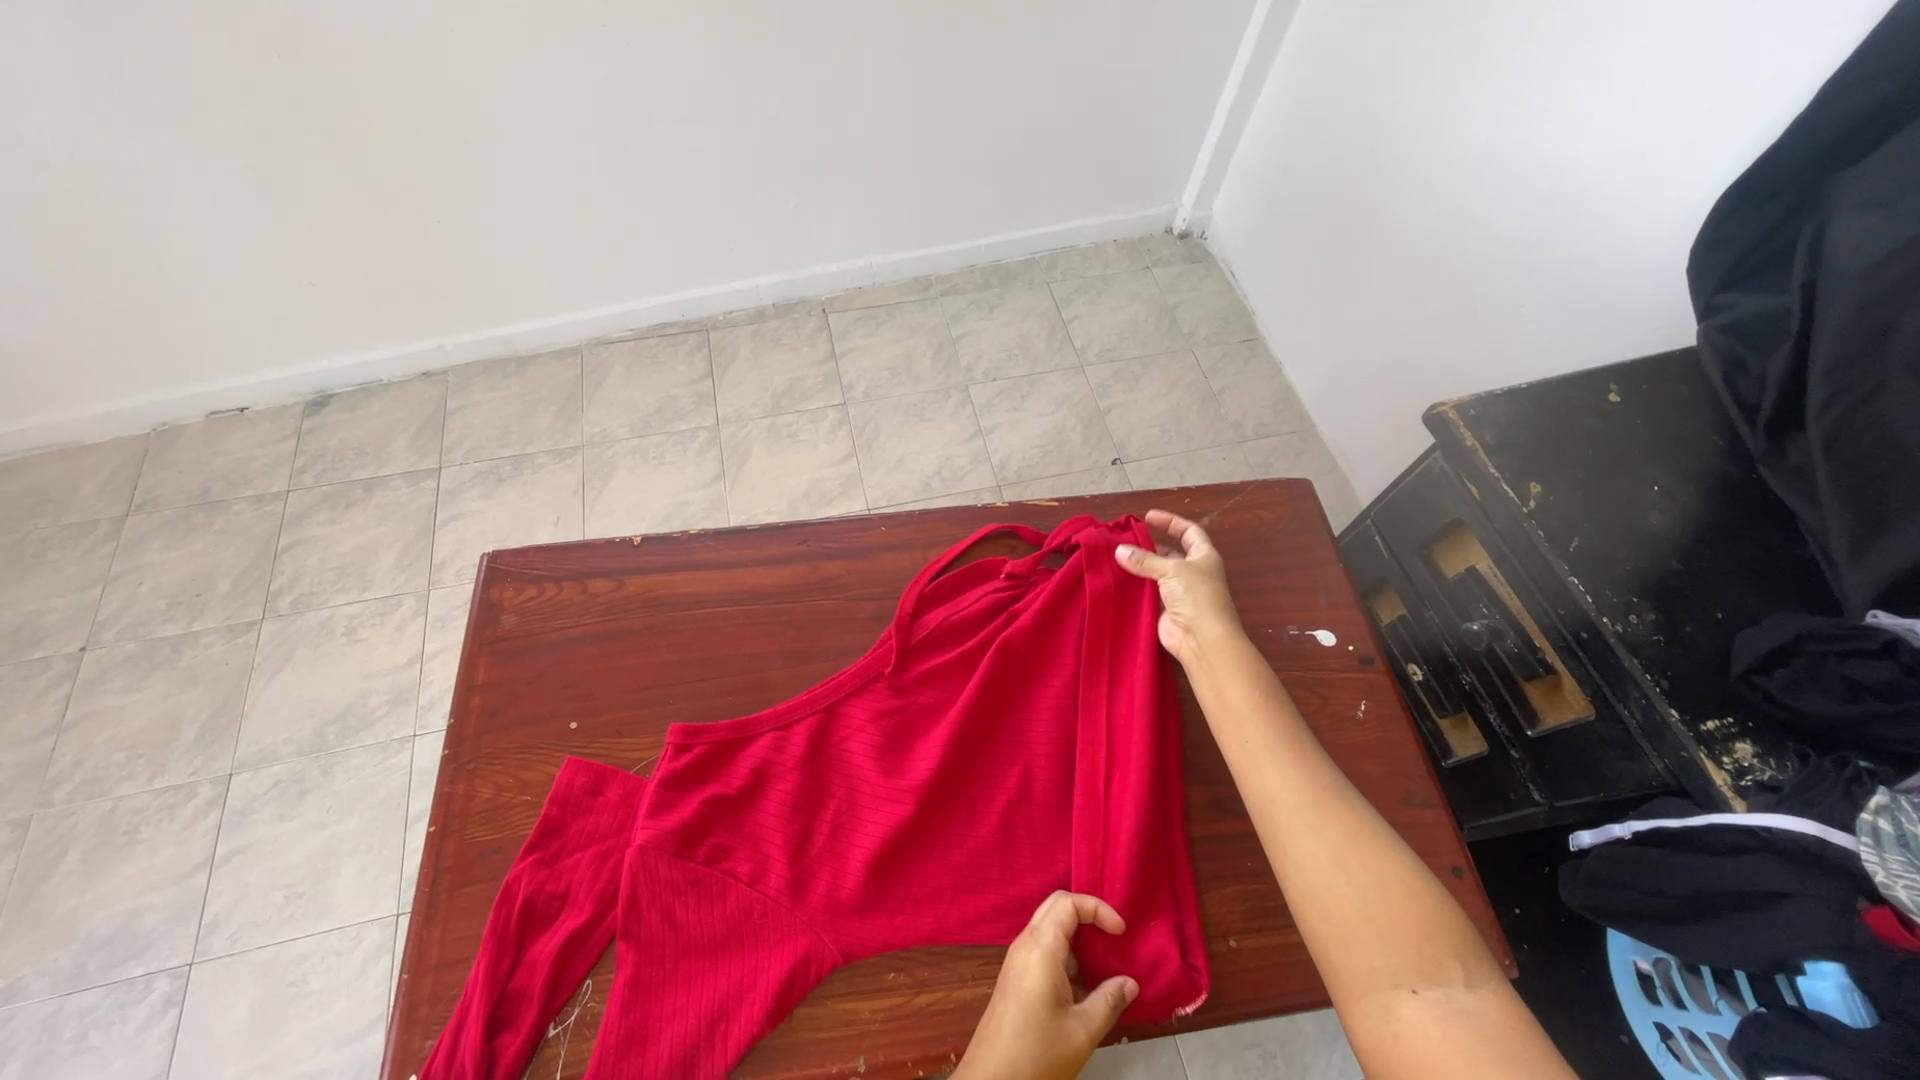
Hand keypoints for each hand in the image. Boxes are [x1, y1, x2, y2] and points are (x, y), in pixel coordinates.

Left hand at [951, 892, 1138, 1079]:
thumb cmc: (1037, 1052)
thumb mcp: (1082, 1030)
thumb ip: (1109, 1001)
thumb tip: (1130, 983)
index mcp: (1040, 947)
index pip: (1067, 903)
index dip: (1097, 908)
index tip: (1121, 932)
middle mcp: (1026, 946)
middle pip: (1057, 909)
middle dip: (1088, 918)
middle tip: (1115, 940)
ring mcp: (1019, 962)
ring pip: (1052, 933)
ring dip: (1080, 944)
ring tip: (1108, 969)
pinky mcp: (1017, 979)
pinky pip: (1046, 955)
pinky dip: (1069, 962)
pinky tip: (1087, 991)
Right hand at [1114, 509, 1242, 664]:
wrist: (1202, 638)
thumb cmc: (1196, 596)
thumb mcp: (1172, 570)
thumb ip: (1145, 560)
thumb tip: (1120, 550)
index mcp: (1203, 556)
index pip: (1189, 532)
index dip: (1171, 522)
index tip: (1149, 516)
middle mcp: (1192, 572)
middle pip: (1169, 553)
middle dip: (1148, 546)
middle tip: (1123, 540)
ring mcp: (1178, 591)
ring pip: (1155, 573)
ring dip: (1138, 567)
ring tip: (1114, 557)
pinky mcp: (1165, 609)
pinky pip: (1147, 593)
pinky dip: (1134, 587)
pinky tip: (1116, 580)